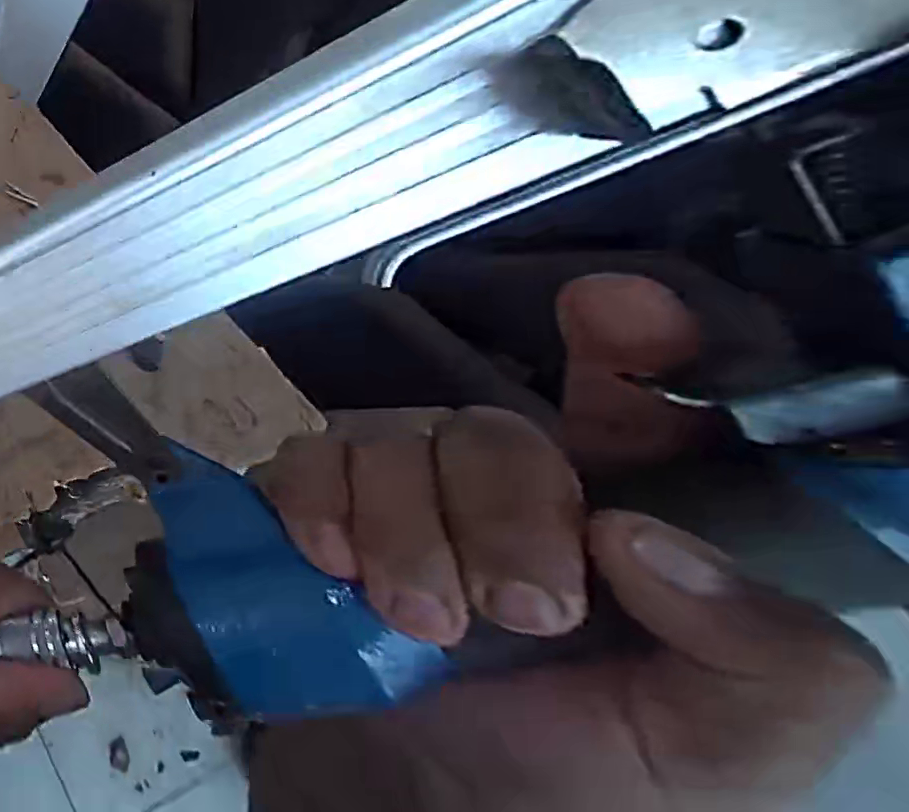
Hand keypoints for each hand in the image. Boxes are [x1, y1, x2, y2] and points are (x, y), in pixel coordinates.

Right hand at [250, 407, 889, 809]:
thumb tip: (638, 536)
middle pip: (490, 431)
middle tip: (506, 617)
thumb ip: (766, 663)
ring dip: (401, 534)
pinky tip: (324, 562)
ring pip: (387, 440)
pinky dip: (315, 507)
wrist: (389, 795)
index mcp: (600, 520)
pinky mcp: (302, 493)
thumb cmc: (552, 782)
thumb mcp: (706, 756)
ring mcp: (382, 478)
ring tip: (402, 618)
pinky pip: (303, 459)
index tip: (613, 306)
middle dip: (499, 522)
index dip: (628, 345)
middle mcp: (485, 479)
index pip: (629, 405)